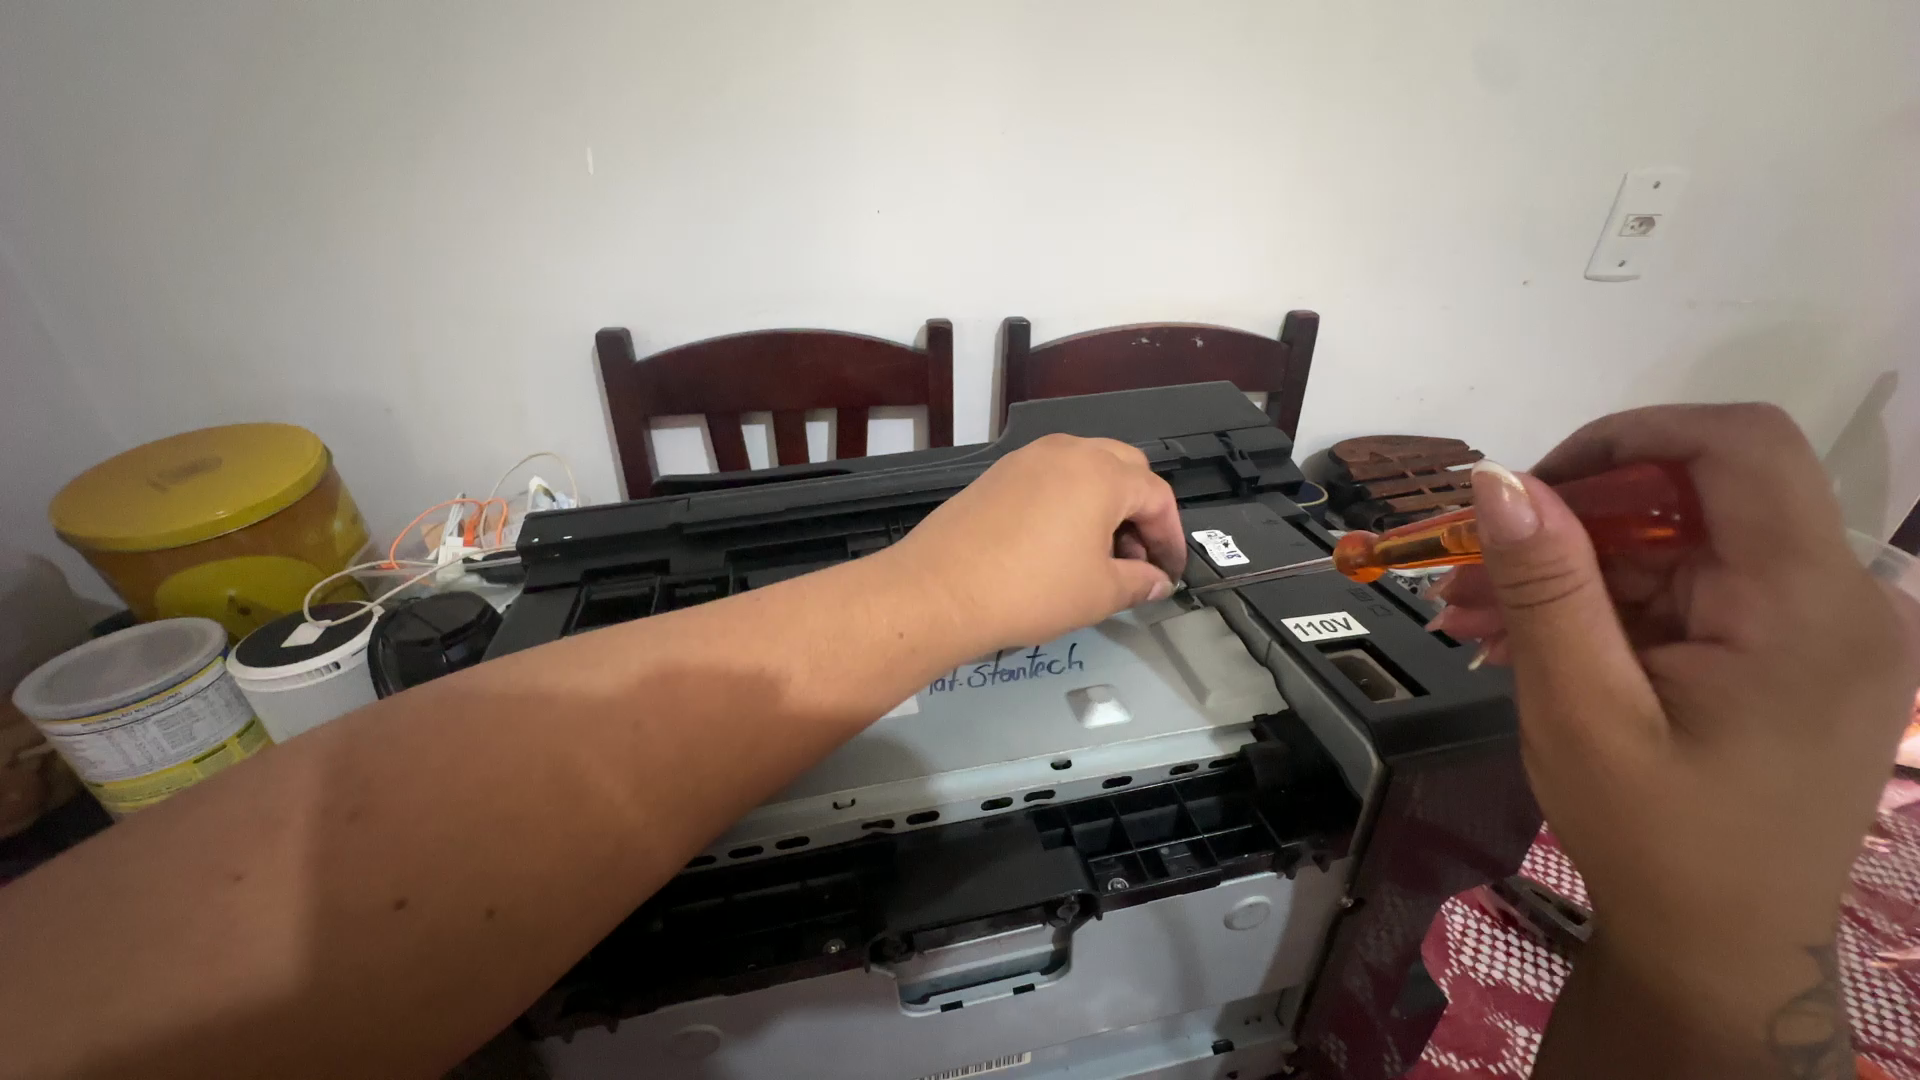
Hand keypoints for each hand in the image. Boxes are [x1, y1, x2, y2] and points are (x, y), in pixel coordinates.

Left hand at [886, 434, 1186, 651]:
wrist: (940, 591)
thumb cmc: (1031, 590)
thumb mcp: (1099, 593)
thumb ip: (1138, 582)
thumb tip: (1155, 581)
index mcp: (1102, 473)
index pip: (1156, 495)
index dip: (1170, 537)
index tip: (1168, 572)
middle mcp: (1066, 451)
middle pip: (1124, 470)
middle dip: (1139, 512)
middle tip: (1135, 558)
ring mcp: (1025, 459)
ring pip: (1083, 470)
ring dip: (1103, 504)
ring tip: (1097, 554)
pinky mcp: (995, 476)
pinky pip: (1048, 479)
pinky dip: (1066, 503)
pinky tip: (1056, 544)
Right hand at [1430, 404, 1917, 1073]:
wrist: (1717, 944)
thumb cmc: (1651, 833)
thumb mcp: (1579, 705)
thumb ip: (1544, 585)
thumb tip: (1494, 479)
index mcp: (1807, 605)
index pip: (1737, 448)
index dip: (1623, 438)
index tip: (1526, 489)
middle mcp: (1836, 600)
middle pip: (1690, 501)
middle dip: (1563, 524)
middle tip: (1463, 571)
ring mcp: (1812, 629)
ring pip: (1671, 550)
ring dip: (1560, 572)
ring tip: (1466, 615)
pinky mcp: (1781, 656)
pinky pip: (1677, 597)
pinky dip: (1590, 608)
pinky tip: (1513, 639)